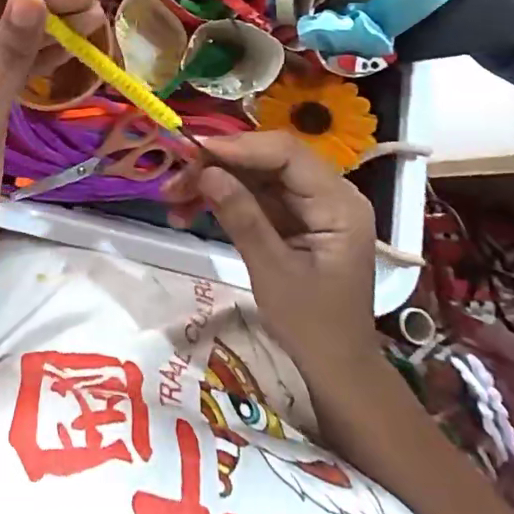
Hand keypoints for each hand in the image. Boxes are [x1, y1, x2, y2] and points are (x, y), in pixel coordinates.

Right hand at [163, 132, 378, 373]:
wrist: (336, 367)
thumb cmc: (312, 326)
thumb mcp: (273, 272)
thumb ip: (242, 217)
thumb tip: (206, 172)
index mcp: (339, 203)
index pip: (287, 154)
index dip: (239, 147)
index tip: (193, 151)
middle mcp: (331, 193)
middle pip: (270, 159)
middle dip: (220, 164)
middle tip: (174, 179)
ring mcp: (314, 204)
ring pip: (259, 174)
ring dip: (216, 180)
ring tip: (173, 196)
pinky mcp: (297, 216)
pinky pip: (258, 194)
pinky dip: (226, 198)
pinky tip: (191, 208)